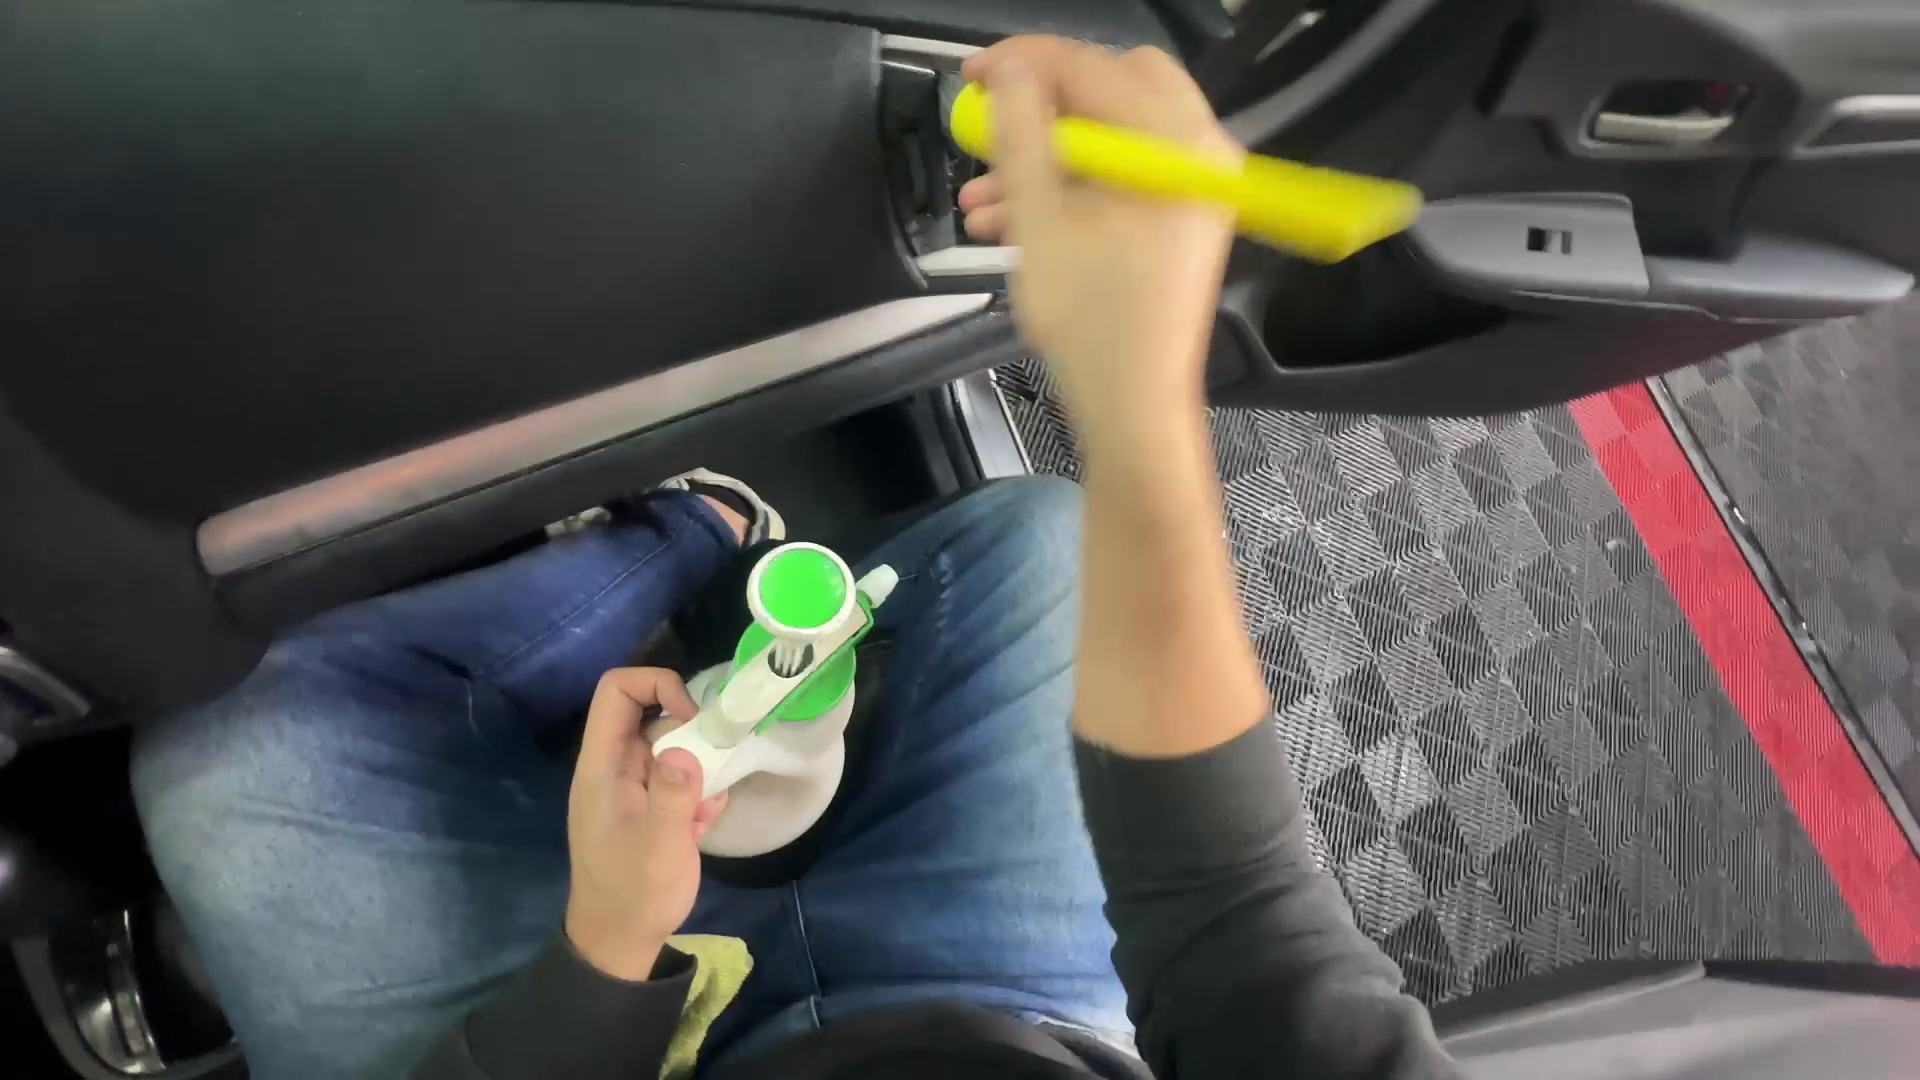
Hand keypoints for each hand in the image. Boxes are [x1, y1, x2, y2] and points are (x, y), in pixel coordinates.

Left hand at [564, 668, 727, 979]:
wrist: (620, 943)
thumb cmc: (634, 893)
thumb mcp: (658, 847)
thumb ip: (671, 797)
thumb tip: (683, 750)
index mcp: (603, 765)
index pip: (618, 690)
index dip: (657, 685)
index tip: (693, 718)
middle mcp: (616, 765)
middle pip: (655, 714)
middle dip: (694, 735)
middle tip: (713, 770)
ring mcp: (634, 784)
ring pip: (676, 744)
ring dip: (702, 768)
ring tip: (706, 811)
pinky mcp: (652, 802)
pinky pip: (683, 773)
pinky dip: (701, 791)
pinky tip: (702, 826)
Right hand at [958, 38, 1239, 447]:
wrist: (1133, 409)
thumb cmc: (1092, 326)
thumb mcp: (1042, 226)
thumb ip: (1022, 137)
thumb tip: (1007, 74)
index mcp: (1175, 145)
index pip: (1093, 70)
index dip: (1023, 65)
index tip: (970, 74)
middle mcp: (1196, 155)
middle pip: (1108, 94)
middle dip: (1039, 115)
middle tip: (987, 134)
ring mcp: (1187, 192)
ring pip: (1104, 147)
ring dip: (1039, 166)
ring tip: (976, 202)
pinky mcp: (1172, 225)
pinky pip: (1114, 186)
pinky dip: (1065, 197)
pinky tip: (1006, 223)